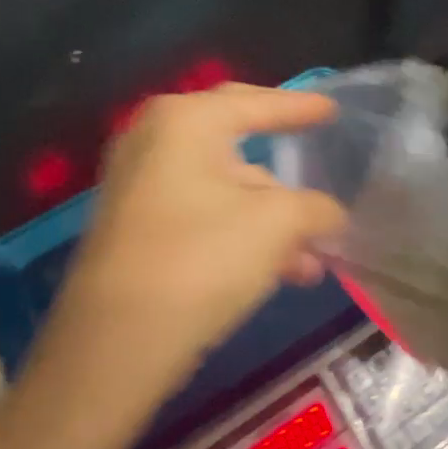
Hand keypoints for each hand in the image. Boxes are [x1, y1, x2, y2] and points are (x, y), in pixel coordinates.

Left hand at [50, 84, 346, 382]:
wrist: (114, 345)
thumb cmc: (201, 259)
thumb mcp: (277, 224)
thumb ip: (315, 208)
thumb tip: (331, 215)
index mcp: (185, 121)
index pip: (257, 103)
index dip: (300, 107)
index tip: (333, 108)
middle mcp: (154, 141)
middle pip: (237, 142)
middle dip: (285, 171)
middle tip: (318, 159)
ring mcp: (138, 186)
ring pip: (224, 189)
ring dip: (272, 219)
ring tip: (314, 260)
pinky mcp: (134, 230)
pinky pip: (203, 215)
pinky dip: (242, 234)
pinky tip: (281, 274)